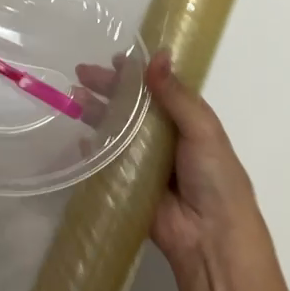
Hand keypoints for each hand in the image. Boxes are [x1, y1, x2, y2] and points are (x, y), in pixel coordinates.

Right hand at [77, 51, 262, 272]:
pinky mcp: (129, 183)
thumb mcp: (202, 128)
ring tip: (75, 98)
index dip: (136, 72)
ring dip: (96, 112)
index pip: (156, 87)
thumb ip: (175, 94)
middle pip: (130, 105)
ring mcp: (145, 160)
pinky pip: (108, 161)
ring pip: (116, 128)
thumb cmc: (215, 175)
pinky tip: (79, 139)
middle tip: (82, 74)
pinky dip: (93, 149)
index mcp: (186, 118)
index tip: (115, 59)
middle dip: (108, 88)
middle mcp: (164, 135)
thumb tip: (158, 54)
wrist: (211, 236)